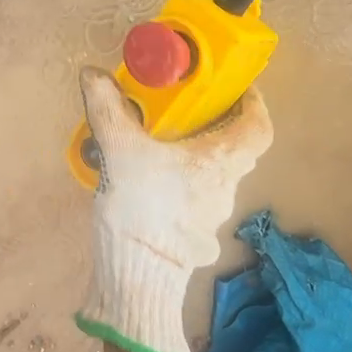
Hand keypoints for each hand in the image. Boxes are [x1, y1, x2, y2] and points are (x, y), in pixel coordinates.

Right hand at [74, 67, 273, 351]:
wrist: (138, 279)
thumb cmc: (142, 206)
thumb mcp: (118, 147)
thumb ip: (106, 106)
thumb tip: (92, 72)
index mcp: (219, 163)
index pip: (258, 130)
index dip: (253, 104)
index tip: (237, 87)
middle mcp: (225, 189)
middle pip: (230, 150)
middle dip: (210, 126)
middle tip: (179, 107)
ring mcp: (210, 219)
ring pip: (208, 176)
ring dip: (188, 156)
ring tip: (151, 142)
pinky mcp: (192, 239)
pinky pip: (190, 200)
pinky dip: (174, 184)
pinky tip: (144, 182)